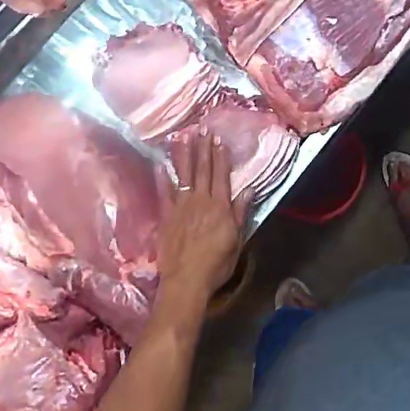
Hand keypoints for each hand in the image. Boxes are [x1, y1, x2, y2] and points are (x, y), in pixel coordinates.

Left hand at [155, 134, 249, 312]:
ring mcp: (181, 207)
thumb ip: (240, 213)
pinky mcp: (166, 217)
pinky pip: (164, 193)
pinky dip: (162, 178)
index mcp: (220, 206)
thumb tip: (249, 189)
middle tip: (201, 130)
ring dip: (183, 155)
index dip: (220, 156)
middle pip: (202, 170)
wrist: (187, 280)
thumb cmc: (217, 263)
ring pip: (183, 175)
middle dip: (203, 149)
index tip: (218, 139)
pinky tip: (160, 165)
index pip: (221, 175)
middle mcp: (201, 201)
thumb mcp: (237, 240)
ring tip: (182, 137)